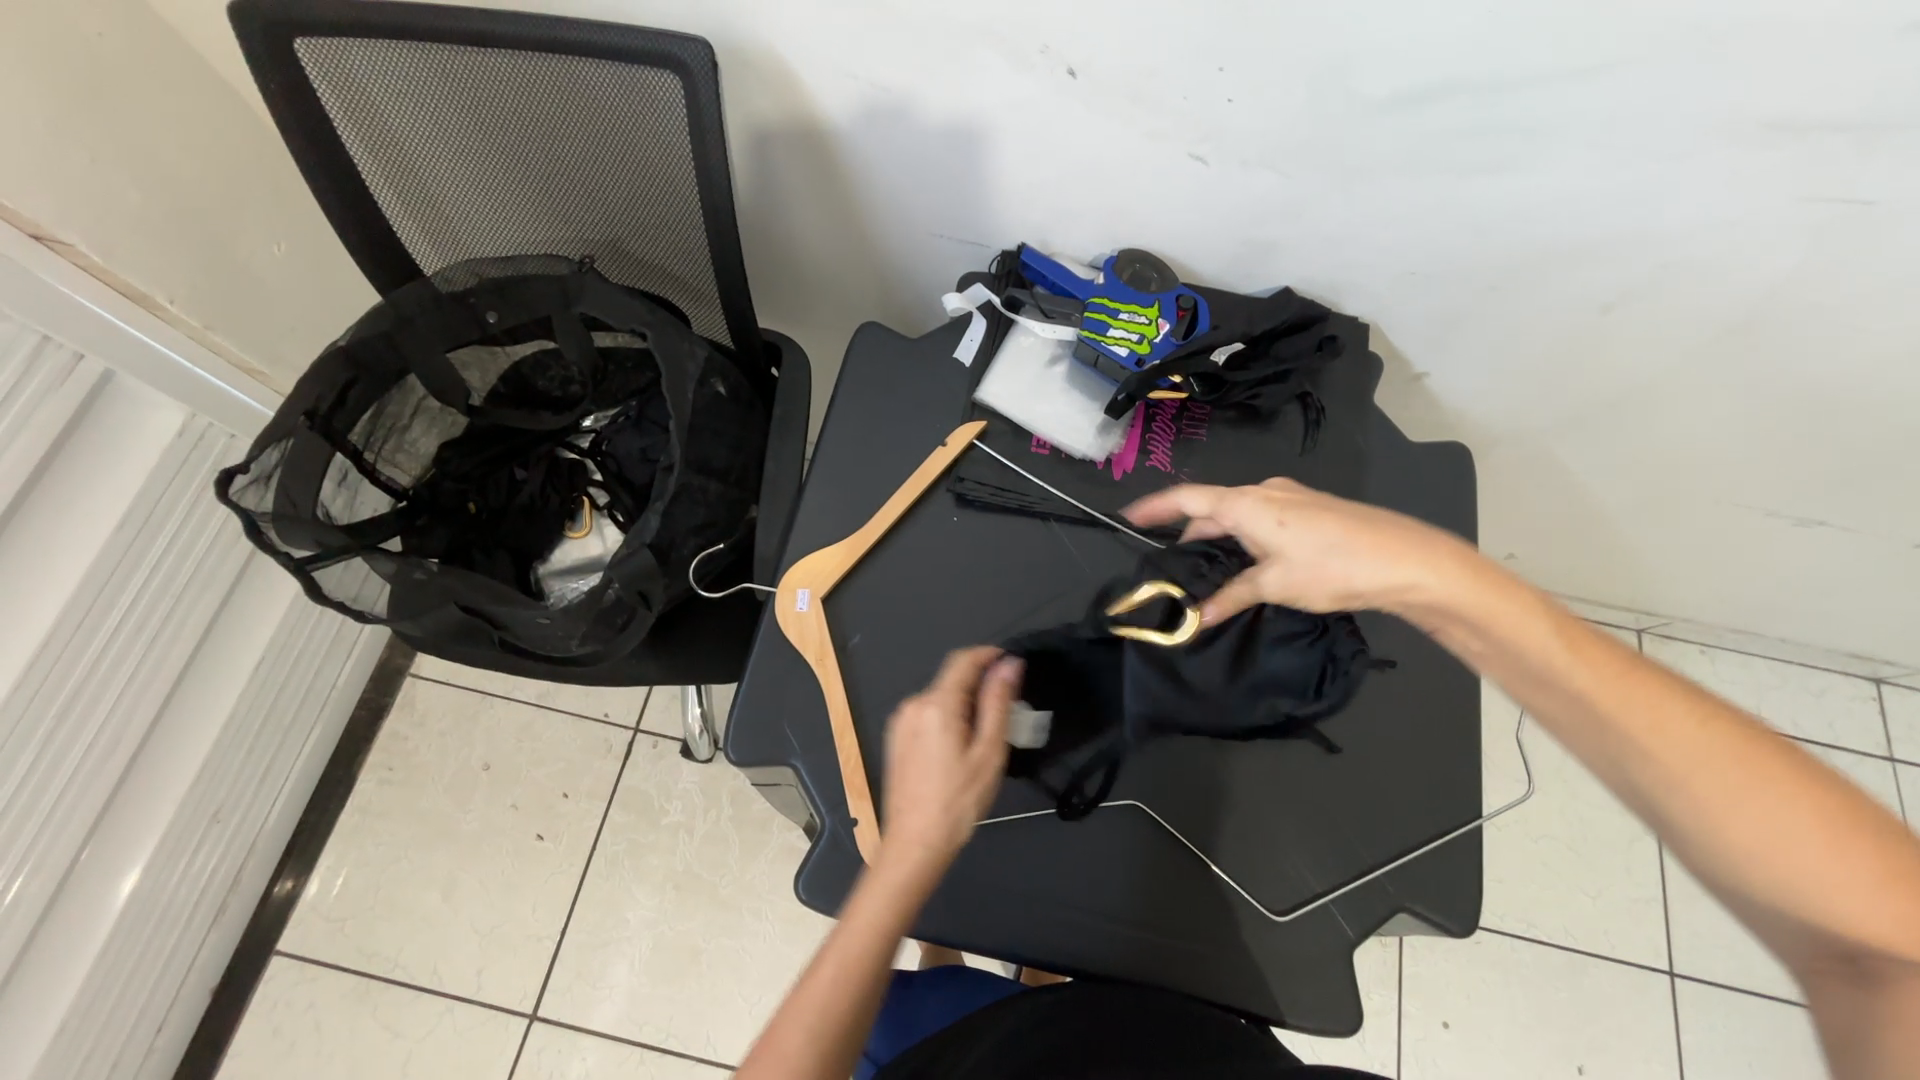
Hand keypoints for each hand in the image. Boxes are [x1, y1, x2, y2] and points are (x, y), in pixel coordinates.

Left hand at [878, 647, 1019, 872]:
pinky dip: (948, 718)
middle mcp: (913, 705)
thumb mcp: (988, 752)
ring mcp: (900, 723)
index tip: (1012, 662)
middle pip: (951, 680)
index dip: (989, 655)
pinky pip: (927, 715)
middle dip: (980, 686)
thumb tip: (1009, 664)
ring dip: (964, 704)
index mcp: (936, 704)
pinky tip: (961, 748)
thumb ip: (997, 703)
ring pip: (939, 699)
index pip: (963, 660)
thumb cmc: (958, 801)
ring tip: (987, 735)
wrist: (914, 844)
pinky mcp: (896, 739)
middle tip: (1008, 711)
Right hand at [1123, 477, 1475, 624]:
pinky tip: (1246, 563)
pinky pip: (1261, 518)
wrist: (1408, 560)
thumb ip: (1231, 596)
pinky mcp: (1311, 510)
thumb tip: (1197, 617)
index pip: (1187, 498)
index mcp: (1247, 503)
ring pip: (1238, 514)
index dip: (1154, 507)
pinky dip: (1243, 537)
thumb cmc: (1332, 567)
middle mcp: (1265, 492)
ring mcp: (1291, 498)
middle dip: (1188, 534)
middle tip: (1170, 565)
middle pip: (1212, 508)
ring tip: (1205, 571)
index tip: (1128, 517)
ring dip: (1218, 538)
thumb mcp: (1274, 586)